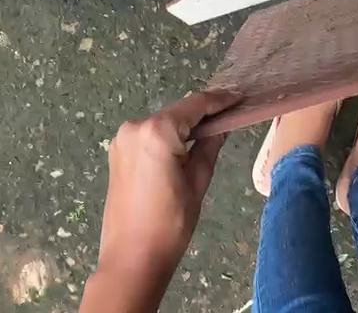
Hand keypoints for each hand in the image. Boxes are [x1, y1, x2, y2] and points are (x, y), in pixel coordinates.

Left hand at [83, 89, 240, 311]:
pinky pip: (149, 134)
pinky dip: (168, 136)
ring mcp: (123, 139)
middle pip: (178, 112)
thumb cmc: (170, 223)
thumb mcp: (198, 181)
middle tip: (230, 115)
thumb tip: (223, 124)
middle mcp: (135, 126)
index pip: (195, 105)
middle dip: (203, 113)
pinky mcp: (118, 152)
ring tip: (211, 130)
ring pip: (163, 122)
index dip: (220, 100)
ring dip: (185, 125)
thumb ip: (210, 144)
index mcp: (157, 131)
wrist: (131, 261)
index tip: (239, 97)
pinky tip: (184, 144)